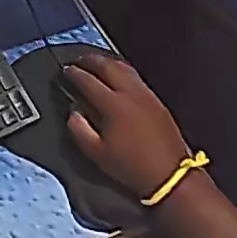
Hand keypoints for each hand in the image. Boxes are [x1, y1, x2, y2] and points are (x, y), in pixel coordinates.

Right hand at [64, 53, 193, 198]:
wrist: (171, 177)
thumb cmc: (131, 166)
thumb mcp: (97, 153)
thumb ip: (79, 130)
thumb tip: (74, 113)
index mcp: (113, 105)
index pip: (88, 81)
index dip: (74, 74)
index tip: (66, 70)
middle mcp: (130, 94)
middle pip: (108, 67)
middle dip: (91, 60)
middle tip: (79, 60)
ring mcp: (147, 96)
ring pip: (125, 68)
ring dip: (108, 62)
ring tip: (97, 62)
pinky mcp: (158, 101)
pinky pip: (136, 77)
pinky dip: (122, 70)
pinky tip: (119, 75)